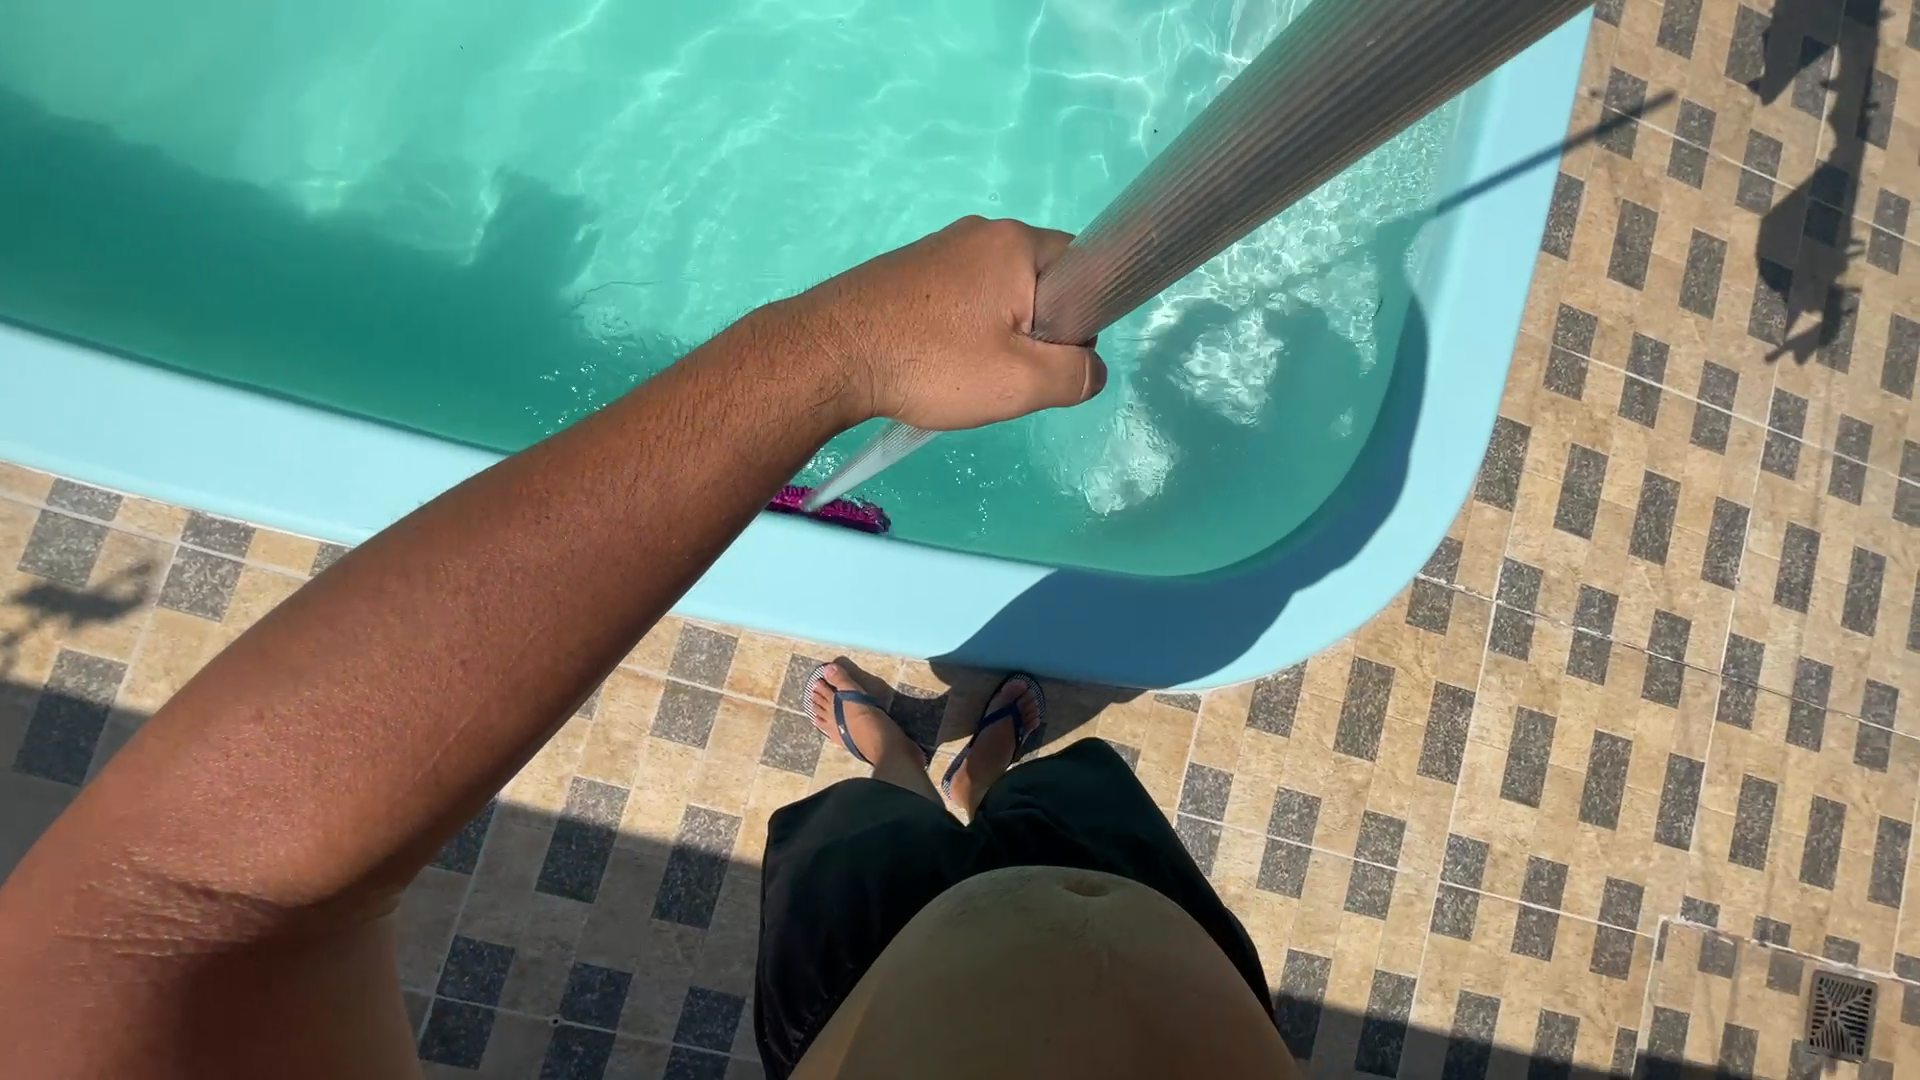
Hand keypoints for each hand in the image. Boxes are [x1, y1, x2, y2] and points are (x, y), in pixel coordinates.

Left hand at [781, 216, 1106, 430]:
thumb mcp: (1022, 383)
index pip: (1082, 269)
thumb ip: (1076, 375)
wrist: (830, 355)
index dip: (1080, 320)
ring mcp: (938, 249)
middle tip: (1007, 375)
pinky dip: (960, 331)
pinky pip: (959, 299)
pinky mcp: (908, 271)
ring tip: (965, 374)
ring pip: (997, 295)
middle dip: (1035, 332)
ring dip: (996, 336)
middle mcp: (980, 232)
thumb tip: (1091, 368)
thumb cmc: (933, 364)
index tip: (1051, 359)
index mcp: (1016, 243)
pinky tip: (935, 361)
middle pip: (1037, 284)